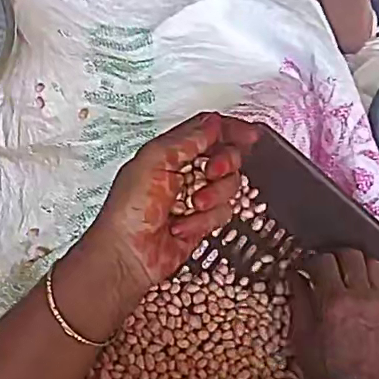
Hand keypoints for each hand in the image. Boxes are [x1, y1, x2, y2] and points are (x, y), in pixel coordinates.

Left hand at [81, 111, 262, 293]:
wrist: (128, 254)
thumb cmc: (129, 210)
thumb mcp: (154, 161)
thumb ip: (186, 140)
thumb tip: (212, 124)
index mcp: (170, 152)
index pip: (208, 132)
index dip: (230, 130)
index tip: (250, 135)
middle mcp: (185, 173)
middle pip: (226, 156)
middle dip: (224, 163)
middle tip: (210, 173)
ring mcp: (195, 198)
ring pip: (229, 186)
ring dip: (213, 195)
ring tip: (192, 204)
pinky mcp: (202, 222)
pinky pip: (223, 213)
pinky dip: (204, 220)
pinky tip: (183, 226)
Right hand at [289, 249, 378, 378]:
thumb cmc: (325, 368)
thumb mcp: (302, 336)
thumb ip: (299, 301)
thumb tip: (296, 277)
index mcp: (334, 301)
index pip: (322, 261)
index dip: (309, 261)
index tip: (303, 268)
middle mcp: (360, 295)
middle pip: (351, 254)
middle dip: (334, 255)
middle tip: (324, 266)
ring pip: (373, 263)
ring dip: (356, 263)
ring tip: (345, 274)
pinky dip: (374, 279)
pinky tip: (363, 289)